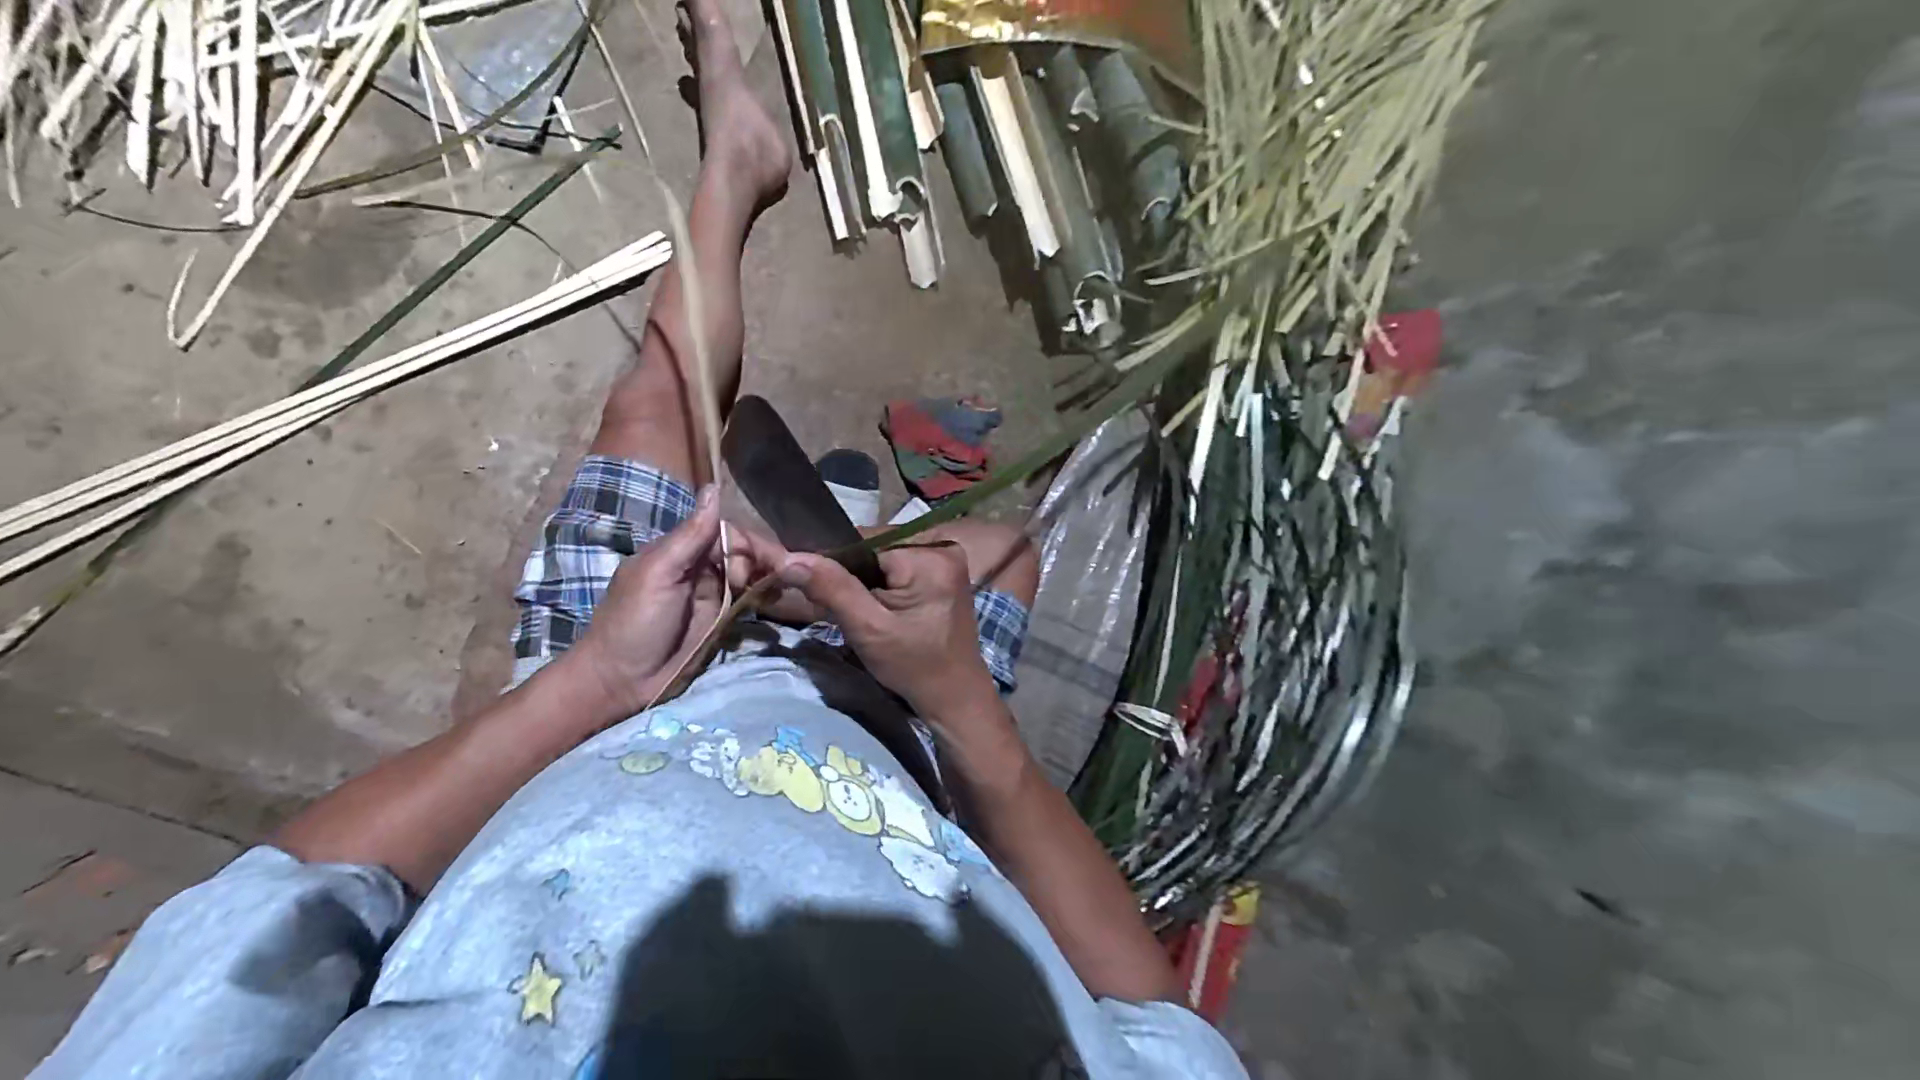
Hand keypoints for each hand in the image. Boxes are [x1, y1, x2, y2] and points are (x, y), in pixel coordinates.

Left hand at [563, 487, 784, 718]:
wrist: (621, 683)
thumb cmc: (633, 623)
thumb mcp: (659, 574)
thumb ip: (690, 535)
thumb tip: (714, 488)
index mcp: (682, 550)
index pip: (728, 532)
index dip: (750, 544)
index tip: (767, 563)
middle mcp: (700, 568)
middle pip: (744, 552)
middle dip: (764, 561)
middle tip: (775, 583)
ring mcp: (712, 594)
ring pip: (751, 573)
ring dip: (768, 577)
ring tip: (780, 592)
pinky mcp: (721, 619)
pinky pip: (749, 599)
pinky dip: (765, 596)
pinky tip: (775, 600)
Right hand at [779, 544, 999, 719]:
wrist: (953, 693)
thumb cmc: (913, 665)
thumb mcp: (868, 629)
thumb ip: (831, 589)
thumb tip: (788, 558)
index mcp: (929, 554)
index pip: (863, 540)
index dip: (833, 561)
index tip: (813, 587)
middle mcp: (942, 544)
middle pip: (874, 544)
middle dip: (849, 570)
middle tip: (830, 602)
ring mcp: (946, 555)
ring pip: (883, 553)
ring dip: (863, 575)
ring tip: (853, 605)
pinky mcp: (943, 568)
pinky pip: (899, 562)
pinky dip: (881, 579)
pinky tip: (873, 602)